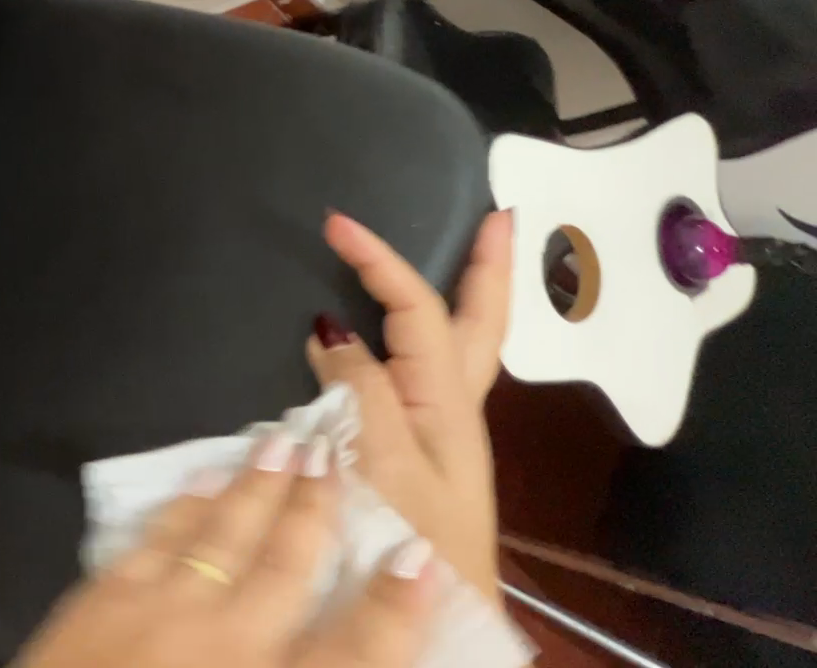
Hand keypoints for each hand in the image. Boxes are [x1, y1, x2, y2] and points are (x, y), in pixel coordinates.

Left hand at [15, 437, 437, 667]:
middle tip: (328, 453)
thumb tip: (332, 649)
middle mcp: (226, 643)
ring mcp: (161, 607)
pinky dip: (187, 504)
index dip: (392, 608)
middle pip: (284, 566)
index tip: (416, 557)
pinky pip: (159, 535)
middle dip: (313, 508)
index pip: (354, 654)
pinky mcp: (108, 591)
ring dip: (254, 488)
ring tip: (278, 442)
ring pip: (222, 534)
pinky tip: (203, 480)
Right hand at [308, 210, 511, 600]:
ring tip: (461, 259)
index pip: (418, 313)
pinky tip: (400, 338)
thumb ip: (361, 395)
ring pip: (458, 346)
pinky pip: (421, 371)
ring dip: (464, 296)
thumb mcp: (382, 466)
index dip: (380, 262)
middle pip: (480, 324)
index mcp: (445, 403)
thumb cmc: (407, 541)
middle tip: (500, 217)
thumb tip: (330, 332)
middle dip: (488, 268)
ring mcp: (439, 426)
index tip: (335, 222)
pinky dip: (420, 334)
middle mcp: (451, 406)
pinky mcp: (415, 444)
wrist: (433, 612)